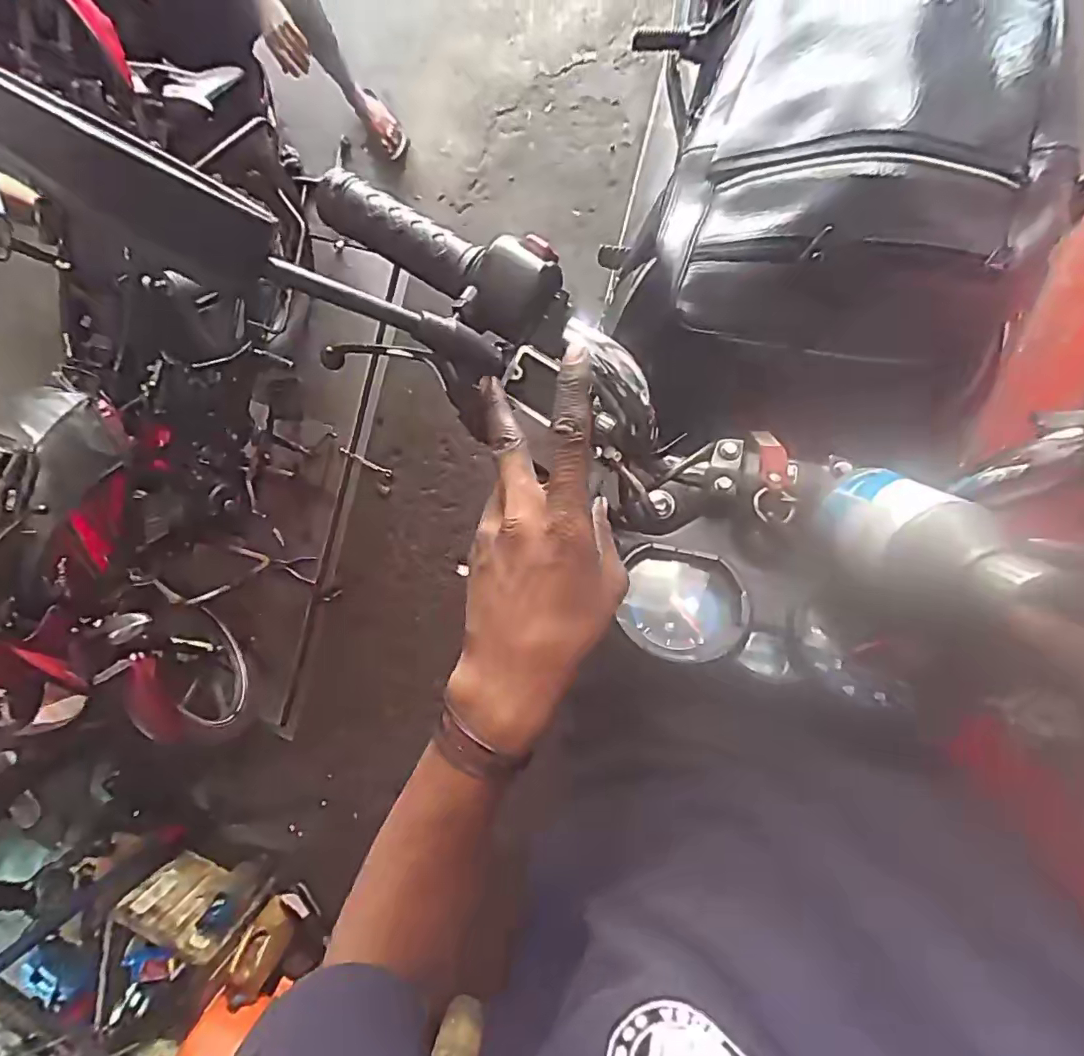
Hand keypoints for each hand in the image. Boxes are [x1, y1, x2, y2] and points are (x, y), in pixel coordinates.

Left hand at [256, 0, 311, 76]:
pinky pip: (296, 33)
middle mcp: (275, 35)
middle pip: (289, 52)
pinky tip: (308, 50)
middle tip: (306, 71)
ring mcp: (282, 27)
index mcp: (269, 41)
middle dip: (298, 63)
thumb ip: (277, 55)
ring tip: (309, 63)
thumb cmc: (266, 23)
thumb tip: (285, 71)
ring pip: (294, 45)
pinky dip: (303, 42)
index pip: (281, 57)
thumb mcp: (268, 40)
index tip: (297, 75)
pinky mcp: (287, 20)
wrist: (263, 2)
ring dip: (302, 56)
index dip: (290, 67)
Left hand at [446, 345, 627, 754]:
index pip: (571, 439)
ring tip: (538, 512)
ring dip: (517, 482)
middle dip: (502, 410)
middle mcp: (522, 512)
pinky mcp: (476, 544)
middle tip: (495, 384)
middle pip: (509, 445)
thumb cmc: (566, 630)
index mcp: (564, 518)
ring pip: (503, 483)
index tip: (572, 359)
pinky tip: (524, 543)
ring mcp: (492, 526)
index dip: (573, 392)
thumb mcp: (608, 583)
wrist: (509, 668)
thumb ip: (603, 536)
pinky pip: (495, 513)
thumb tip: (595, 510)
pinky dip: (510, 513)